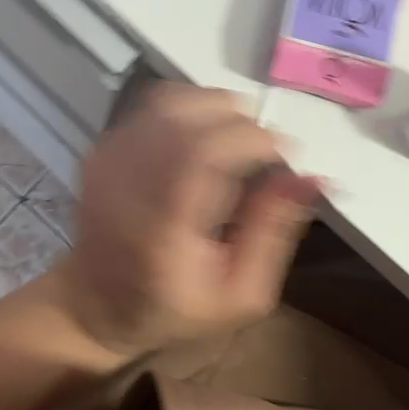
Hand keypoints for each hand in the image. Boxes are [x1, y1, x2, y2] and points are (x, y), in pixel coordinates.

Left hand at [55, 83, 322, 356]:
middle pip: (191, 114)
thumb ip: (274, 231)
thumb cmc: (174, 309)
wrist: (95, 305)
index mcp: (164, 226)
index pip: (206, 150)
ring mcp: (109, 158)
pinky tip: (203, 141)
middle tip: (264, 152)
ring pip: (173, 100)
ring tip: (237, 142)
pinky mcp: (102, 149)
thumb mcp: (241, 294)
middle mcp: (130, 181)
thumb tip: (312, 177)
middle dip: (242, 120)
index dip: (255, 139)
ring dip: (217, 109)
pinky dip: (189, 111)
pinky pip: (153, 107)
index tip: (284, 157)